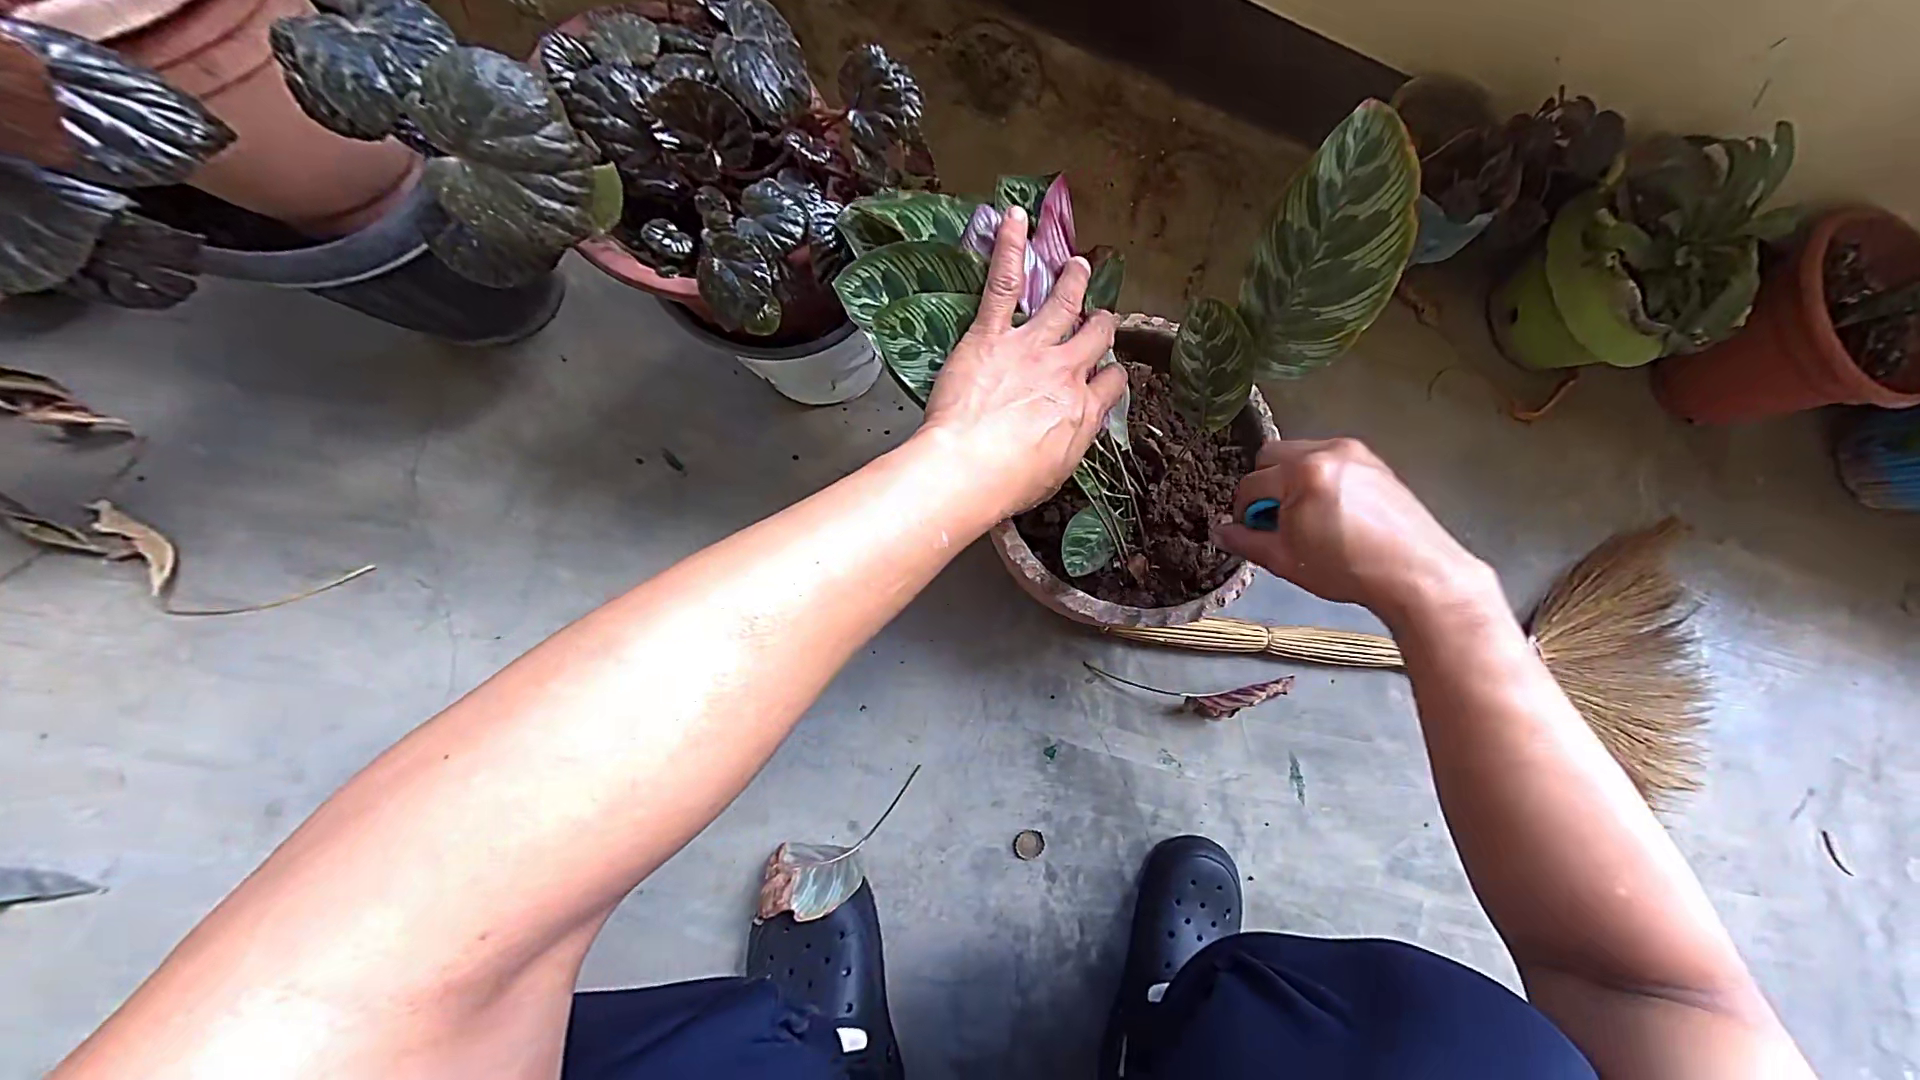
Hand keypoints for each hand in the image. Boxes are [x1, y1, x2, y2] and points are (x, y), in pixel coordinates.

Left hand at [917, 206, 1126, 519]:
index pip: (1113, 381)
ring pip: (1062, 303)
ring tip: (1079, 265)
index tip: (1106, 374)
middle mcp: (1066, 371)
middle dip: (1102, 324)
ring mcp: (1031, 347)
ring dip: (1073, 281)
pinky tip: (1014, 218)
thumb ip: (1069, 444)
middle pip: (1096, 335)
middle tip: (1101, 317)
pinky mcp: (992, 334)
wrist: (971, 468)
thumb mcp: (1055, 473)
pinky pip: (1003, 284)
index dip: (1111, 374)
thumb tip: (1070, 434)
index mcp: (1084, 409)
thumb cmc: (1008, 482)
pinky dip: (1009, 248)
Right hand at [1212, 438, 1500, 626]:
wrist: (1417, 574)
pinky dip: (1317, 479)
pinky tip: (1328, 512)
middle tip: (1273, 518)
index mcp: (1302, 473)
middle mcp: (1327, 453)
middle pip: (1270, 456)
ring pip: (1299, 454)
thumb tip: (1222, 533)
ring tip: (1303, 517)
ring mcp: (1353, 454)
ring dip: (1289, 480)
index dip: (1243, 511)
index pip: (1250, 485)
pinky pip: (1328, 460)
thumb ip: (1245, 541)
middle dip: (1264, 486)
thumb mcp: (1284, 559)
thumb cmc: (1353, 569)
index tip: (1249, 529)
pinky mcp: (1372, 462)